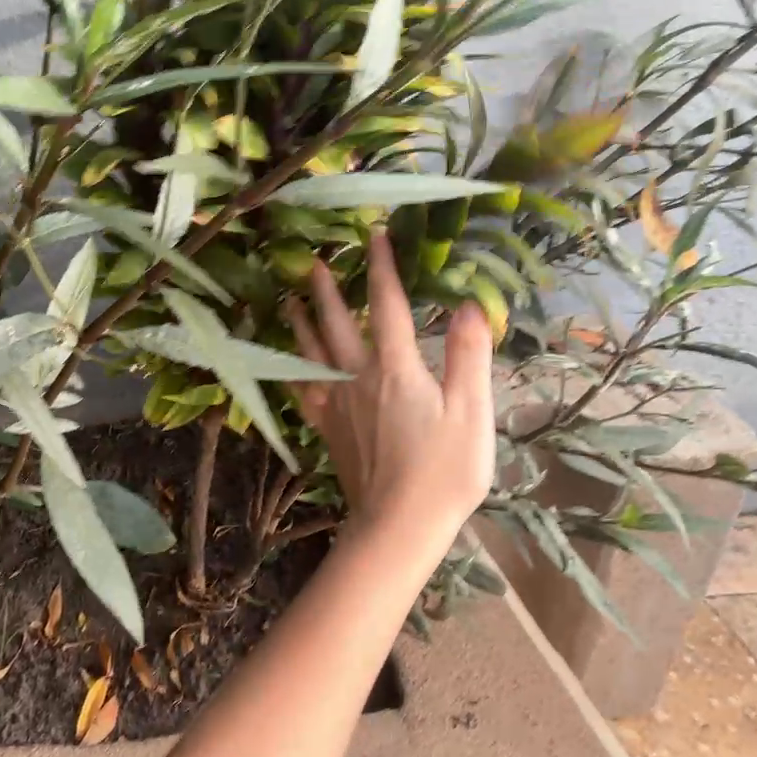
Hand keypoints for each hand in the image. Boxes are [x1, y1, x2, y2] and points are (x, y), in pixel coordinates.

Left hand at [282, 231, 495, 542]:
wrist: (398, 522)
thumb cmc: (445, 470)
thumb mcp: (472, 411)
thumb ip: (468, 355)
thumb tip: (468, 303)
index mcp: (394, 367)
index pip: (386, 304)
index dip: (380, 267)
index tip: (374, 234)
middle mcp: (355, 375)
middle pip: (335, 321)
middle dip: (326, 287)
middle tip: (313, 259)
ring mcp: (334, 401)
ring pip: (309, 349)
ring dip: (299, 319)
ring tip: (288, 298)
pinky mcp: (324, 425)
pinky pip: (300, 387)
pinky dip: (290, 366)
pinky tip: (284, 361)